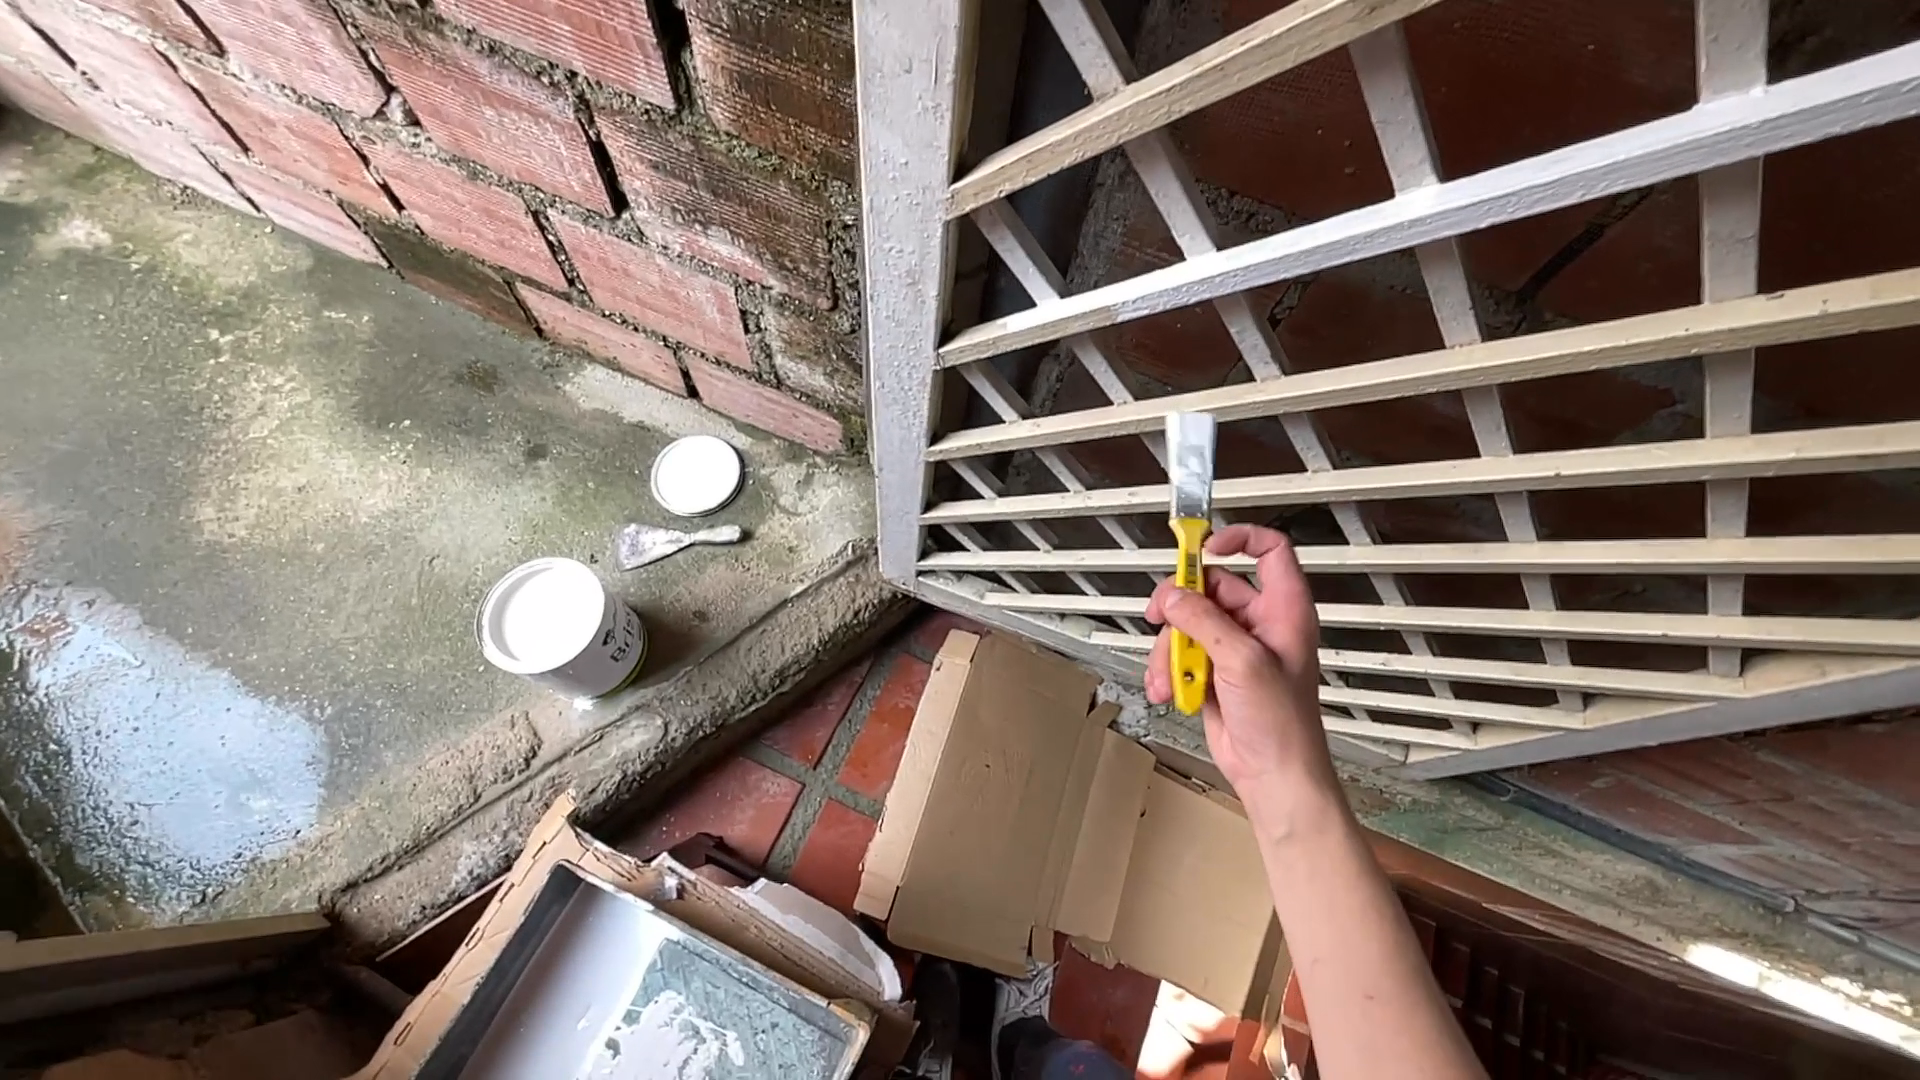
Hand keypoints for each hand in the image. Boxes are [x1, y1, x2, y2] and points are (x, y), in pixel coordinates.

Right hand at [1144, 525, 1336, 801]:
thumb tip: (1174, 596)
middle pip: (1210, 586)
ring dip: (1169, 648)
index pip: (1269, 551)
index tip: (1204, 545)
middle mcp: (1259, 622)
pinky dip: (1167, 668)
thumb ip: (1204, 621)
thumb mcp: (1242, 661)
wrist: (1272, 773)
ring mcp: (1233, 646)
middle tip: (1160, 616)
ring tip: (1167, 676)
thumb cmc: (1282, 723)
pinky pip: (1179, 652)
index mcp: (1283, 610)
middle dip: (1179, 605)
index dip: (1239, 538)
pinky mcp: (1212, 668)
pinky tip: (1168, 689)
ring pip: (1186, 621)